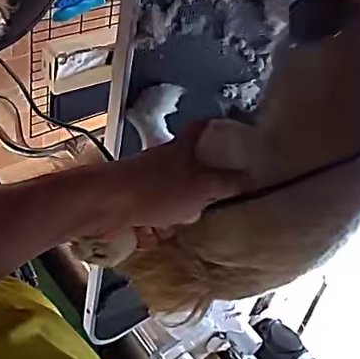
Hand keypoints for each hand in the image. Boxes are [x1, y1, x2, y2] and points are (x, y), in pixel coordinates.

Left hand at [84, 121, 248, 234]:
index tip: (227, 132)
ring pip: (171, 186)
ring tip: (195, 216)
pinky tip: (169, 231)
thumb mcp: (203, 187)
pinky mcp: (131, 199)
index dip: (213, 127)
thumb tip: (252, 179)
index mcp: (182, 148)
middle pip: (186, 160)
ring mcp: (145, 179)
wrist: (107, 205)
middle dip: (201, 174)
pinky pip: (155, 207)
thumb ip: (228, 184)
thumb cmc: (157, 190)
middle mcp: (162, 159)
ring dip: (181, 201)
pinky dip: (163, 219)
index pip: (200, 128)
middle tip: (219, 188)